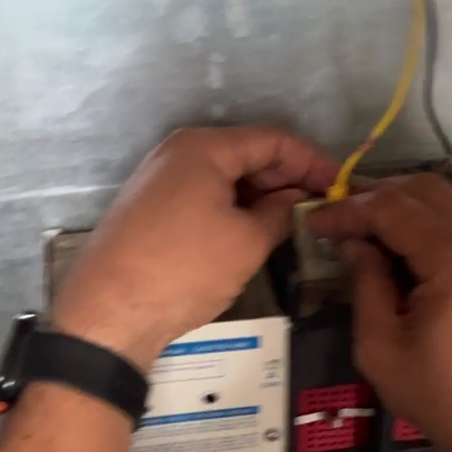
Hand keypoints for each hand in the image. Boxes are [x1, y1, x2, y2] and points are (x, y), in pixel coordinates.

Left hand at [52, 126, 337, 369]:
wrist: (111, 311)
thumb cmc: (185, 269)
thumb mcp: (247, 242)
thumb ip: (279, 213)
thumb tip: (293, 200)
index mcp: (204, 148)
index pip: (273, 140)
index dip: (312, 161)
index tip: (340, 183)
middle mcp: (178, 153)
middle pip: (246, 155)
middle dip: (286, 178)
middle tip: (320, 204)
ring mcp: (158, 180)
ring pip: (223, 178)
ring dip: (260, 196)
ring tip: (293, 221)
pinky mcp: (149, 210)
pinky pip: (202, 197)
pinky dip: (232, 209)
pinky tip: (252, 231)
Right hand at [306, 174, 451, 451]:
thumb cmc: (438, 398)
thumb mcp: (381, 348)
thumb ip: (366, 285)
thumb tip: (356, 244)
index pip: (394, 209)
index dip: (350, 210)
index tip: (317, 220)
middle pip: (428, 191)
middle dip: (379, 198)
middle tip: (344, 220)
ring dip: (411, 211)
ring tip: (376, 237)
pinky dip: (442, 229)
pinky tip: (418, 256)